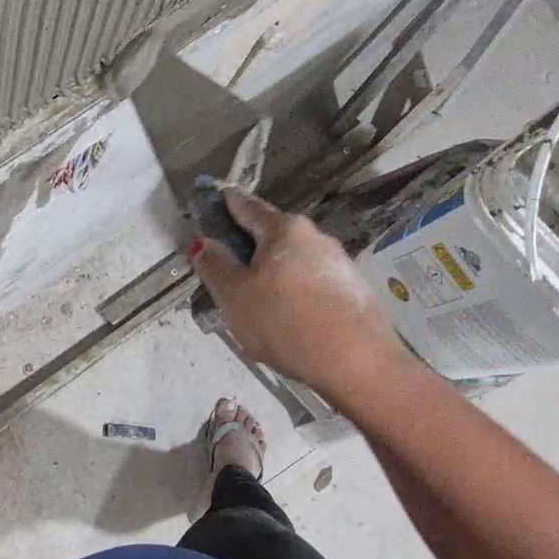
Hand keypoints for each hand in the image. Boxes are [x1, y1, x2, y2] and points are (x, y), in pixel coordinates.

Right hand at [188, 188, 409, 397]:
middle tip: (227, 265)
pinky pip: (310, 281)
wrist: (357, 362)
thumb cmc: (284, 322)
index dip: (229, 202)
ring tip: (253, 299)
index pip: (249, 207)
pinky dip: (292, 289)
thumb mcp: (234, 296)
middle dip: (250, 245)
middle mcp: (314, 237)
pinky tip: (284, 315)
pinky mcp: (352, 290)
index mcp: (283, 230)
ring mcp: (338, 263)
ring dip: (271, 271)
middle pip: (273, 234)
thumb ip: (214, 265)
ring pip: (292, 260)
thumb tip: (202, 242)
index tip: (218, 195)